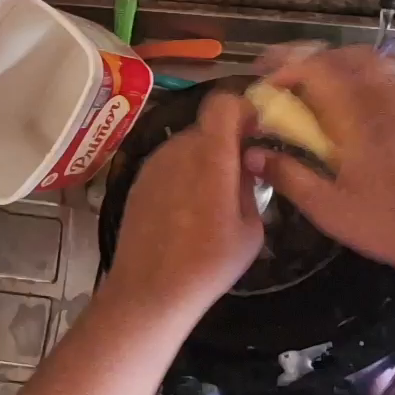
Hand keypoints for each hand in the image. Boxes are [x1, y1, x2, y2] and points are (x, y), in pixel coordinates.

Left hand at [104, 92, 264, 317]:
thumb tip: (244, 166)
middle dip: (226, 142)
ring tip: (212, 199)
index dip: (242, 109)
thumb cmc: (209, 263)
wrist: (150, 290)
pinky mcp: (138, 179)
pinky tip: (186, 210)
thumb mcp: (250, 229)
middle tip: (240, 173)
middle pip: (207, 127)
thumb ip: (250, 186)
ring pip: (187, 145)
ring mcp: (154, 162)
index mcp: (211, 156)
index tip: (256, 130)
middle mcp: (179, 149)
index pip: (224, 104)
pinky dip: (183, 174)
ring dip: (204, 159)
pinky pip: (169, 164)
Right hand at [242, 46, 394, 275]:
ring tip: (314, 78)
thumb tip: (250, 154)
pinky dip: (369, 74)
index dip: (287, 68)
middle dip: (307, 58)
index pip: (318, 70)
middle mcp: (378, 105)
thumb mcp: (325, 206)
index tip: (265, 85)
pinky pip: (392, 80)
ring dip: (337, 61)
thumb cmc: (381, 223)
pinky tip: (357, 89)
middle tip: (283, 77)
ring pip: (371, 62)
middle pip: (344, 56)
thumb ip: (287, 176)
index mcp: (354, 120)